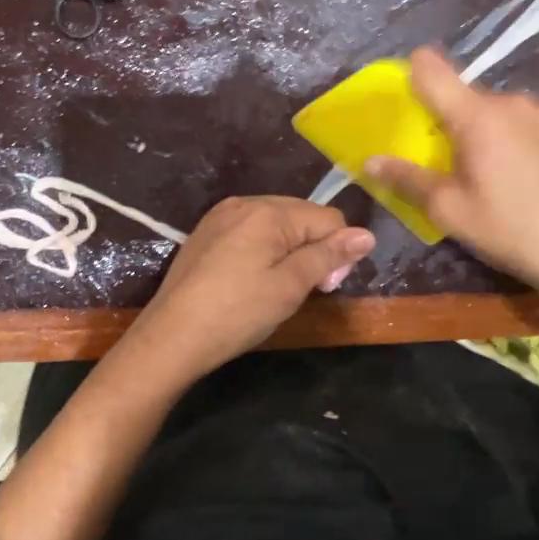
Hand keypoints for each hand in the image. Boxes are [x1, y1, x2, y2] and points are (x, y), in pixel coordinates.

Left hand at [128, 197, 374, 379]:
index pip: (328, 217)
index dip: (338, 251)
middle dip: (314, 248)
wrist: (172, 336)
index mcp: (268, 210)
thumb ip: (327, 255)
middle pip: (301, 216)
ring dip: (289, 251)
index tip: (326, 287)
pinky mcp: (205, 234)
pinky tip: (253, 281)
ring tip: (278, 288)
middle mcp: (243, 203)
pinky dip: (263, 251)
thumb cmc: (236, 312)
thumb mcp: (289, 286)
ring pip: (275, 224)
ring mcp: (220, 217)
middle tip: (305, 290)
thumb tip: (366, 234)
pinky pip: (250, 231)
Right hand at [365, 46, 538, 287]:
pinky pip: (532, 124)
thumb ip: (406, 179)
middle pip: (468, 97)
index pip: (432, 69)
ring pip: (502, 111)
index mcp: (477, 116)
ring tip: (495, 176)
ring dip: (489, 132)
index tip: (405, 95)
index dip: (413, 72)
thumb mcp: (449, 210)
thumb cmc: (510, 229)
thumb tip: (369, 160)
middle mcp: (514, 102)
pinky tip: (530, 178)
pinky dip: (521, 140)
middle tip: (451, 165)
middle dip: (453, 122)